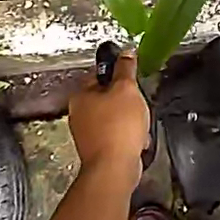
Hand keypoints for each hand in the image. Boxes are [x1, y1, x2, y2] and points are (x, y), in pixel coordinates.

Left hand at [66, 53, 149, 185]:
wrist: (115, 167)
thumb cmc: (119, 125)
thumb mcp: (127, 89)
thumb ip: (126, 68)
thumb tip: (126, 52)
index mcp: (81, 96)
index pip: (100, 74)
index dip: (119, 74)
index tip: (133, 78)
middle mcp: (79, 114)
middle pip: (108, 96)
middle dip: (128, 99)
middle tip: (139, 102)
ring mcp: (87, 133)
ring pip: (114, 116)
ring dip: (130, 118)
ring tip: (140, 123)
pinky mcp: (98, 148)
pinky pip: (117, 134)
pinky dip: (128, 134)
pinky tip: (138, 139)